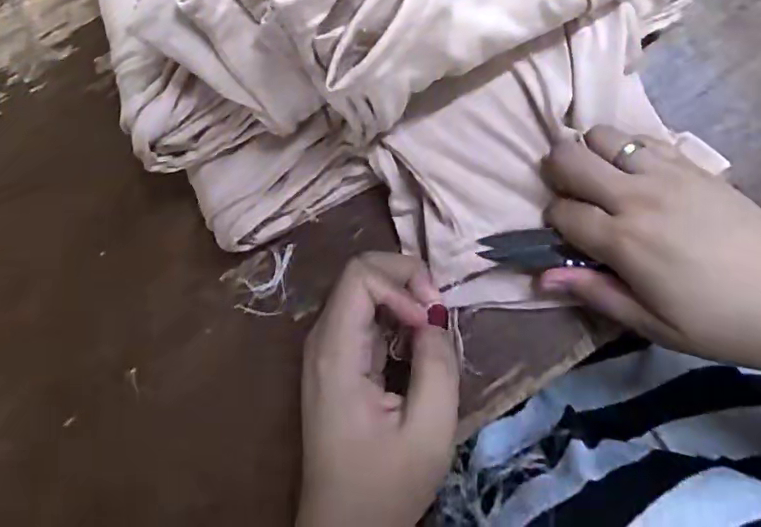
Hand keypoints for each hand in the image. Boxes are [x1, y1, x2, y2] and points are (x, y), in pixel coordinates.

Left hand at [298, 253, 458, 526]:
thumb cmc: (384, 488)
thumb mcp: (428, 433)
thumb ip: (438, 365)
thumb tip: (435, 318)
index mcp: (334, 351)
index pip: (360, 274)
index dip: (401, 282)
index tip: (430, 320)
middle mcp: (322, 338)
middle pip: (361, 272)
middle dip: (405, 278)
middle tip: (438, 310)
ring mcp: (326, 347)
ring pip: (364, 288)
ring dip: (403, 294)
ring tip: (433, 324)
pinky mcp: (337, 359)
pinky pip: (365, 313)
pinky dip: (396, 312)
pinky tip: (417, 338)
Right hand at [541, 126, 760, 382]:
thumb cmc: (723, 324)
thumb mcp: (656, 325)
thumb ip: (596, 293)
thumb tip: (541, 276)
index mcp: (626, 241)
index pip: (562, 211)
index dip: (554, 222)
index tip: (566, 237)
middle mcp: (637, 195)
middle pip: (568, 157)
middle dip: (556, 172)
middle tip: (571, 197)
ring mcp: (666, 172)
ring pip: (601, 135)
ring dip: (591, 153)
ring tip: (604, 181)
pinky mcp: (691, 163)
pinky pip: (642, 137)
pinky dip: (628, 149)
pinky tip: (641, 176)